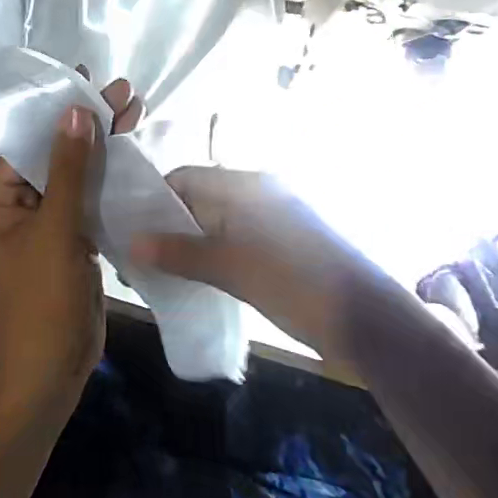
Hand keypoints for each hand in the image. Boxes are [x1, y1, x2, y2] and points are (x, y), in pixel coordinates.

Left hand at [0, 79, 140, 419]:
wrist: (47, 376)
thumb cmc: (40, 303)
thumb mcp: (56, 231)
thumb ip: (70, 170)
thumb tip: (76, 111)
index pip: (29, 140)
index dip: (62, 110)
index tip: (92, 79)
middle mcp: (16, 204)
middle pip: (55, 154)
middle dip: (89, 125)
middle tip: (127, 91)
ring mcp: (45, 224)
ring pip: (76, 176)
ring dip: (104, 148)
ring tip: (136, 110)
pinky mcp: (70, 241)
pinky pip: (88, 201)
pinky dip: (110, 180)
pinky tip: (134, 157)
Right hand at [134, 167, 373, 357]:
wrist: (367, 319)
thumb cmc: (291, 281)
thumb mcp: (229, 268)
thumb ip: (178, 252)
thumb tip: (131, 243)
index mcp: (243, 184)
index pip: (183, 178)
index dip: (152, 200)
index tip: (130, 230)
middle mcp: (257, 191)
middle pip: (199, 199)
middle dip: (168, 225)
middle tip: (142, 256)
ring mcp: (274, 217)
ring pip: (217, 222)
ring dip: (190, 243)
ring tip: (164, 271)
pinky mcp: (285, 243)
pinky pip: (237, 239)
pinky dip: (215, 253)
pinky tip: (201, 278)